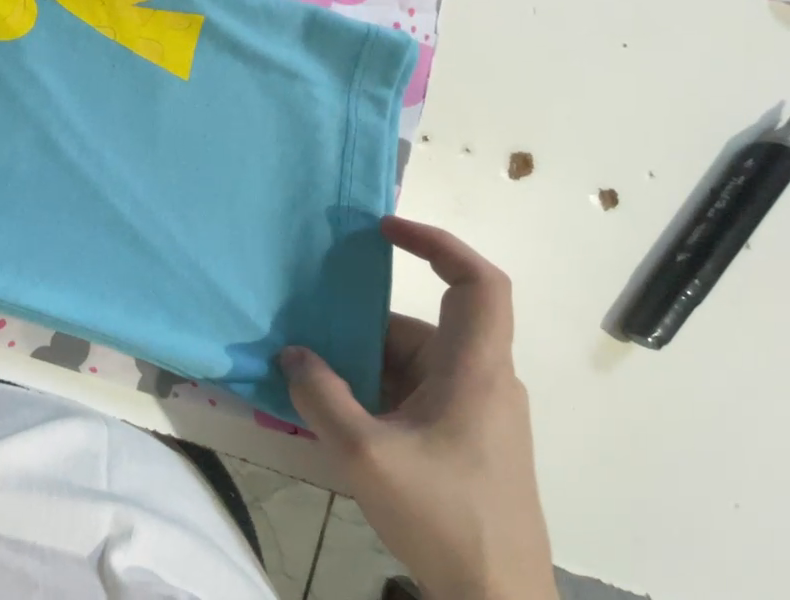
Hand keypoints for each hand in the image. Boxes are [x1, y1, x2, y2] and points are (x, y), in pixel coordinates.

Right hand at [279, 217, 555, 599]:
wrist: (498, 597)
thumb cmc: (442, 515)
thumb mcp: (363, 453)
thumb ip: (320, 394)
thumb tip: (293, 353)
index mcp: (475, 372)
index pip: (479, 285)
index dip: (438, 243)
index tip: (383, 228)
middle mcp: (482, 382)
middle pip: (420, 326)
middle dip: (359, 325)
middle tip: (303, 331)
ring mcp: (474, 412)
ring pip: (410, 361)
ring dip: (359, 362)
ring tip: (306, 376)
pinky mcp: (463, 438)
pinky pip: (410, 391)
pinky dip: (370, 389)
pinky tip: (332, 411)